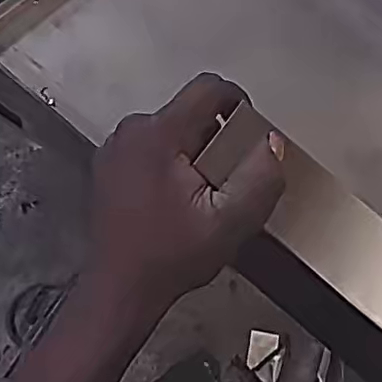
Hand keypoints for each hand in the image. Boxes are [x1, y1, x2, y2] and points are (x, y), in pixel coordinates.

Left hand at [85, 74, 284, 309]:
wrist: (119, 294)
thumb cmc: (168, 258)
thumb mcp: (230, 223)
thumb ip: (261, 177)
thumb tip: (272, 141)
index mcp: (158, 135)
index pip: (207, 88)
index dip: (237, 101)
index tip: (247, 131)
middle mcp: (132, 131)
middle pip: (190, 110)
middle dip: (216, 136)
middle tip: (225, 177)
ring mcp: (116, 148)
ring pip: (173, 128)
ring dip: (194, 150)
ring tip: (201, 193)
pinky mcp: (109, 165)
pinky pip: (153, 145)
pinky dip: (172, 161)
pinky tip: (176, 199)